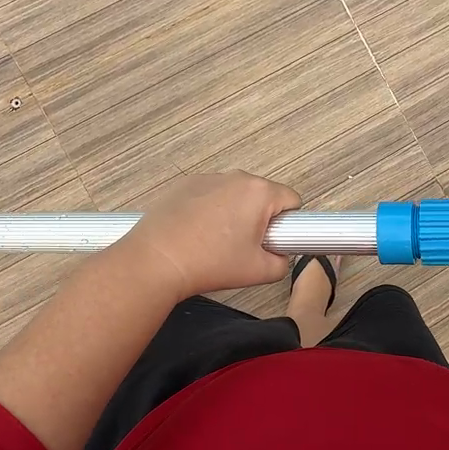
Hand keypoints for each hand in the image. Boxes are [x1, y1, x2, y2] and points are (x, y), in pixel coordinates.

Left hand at [114, 171, 299, 299]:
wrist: (157, 261)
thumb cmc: (205, 262)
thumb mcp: (260, 272)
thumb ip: (283, 262)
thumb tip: (281, 255)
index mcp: (259, 192)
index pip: (292, 200)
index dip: (287, 224)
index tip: (272, 241)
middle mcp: (235, 177)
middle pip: (262, 196)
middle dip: (258, 219)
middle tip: (243, 247)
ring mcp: (209, 178)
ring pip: (235, 196)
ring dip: (233, 214)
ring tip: (216, 244)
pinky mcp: (186, 184)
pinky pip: (210, 195)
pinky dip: (209, 211)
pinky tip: (197, 235)